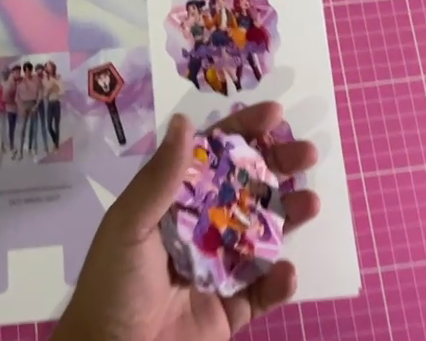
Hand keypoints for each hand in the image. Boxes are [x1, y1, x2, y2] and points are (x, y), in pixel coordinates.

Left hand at [52, 104, 320, 340]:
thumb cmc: (114, 283)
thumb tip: (185, 121)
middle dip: (275, 166)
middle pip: (243, 188)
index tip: (274, 114)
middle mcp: (196, 227)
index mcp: (171, 200)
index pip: (210, 155)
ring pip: (259, 235)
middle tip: (307, 152)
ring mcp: (215, 269)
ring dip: (287, 216)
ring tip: (311, 202)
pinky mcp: (227, 311)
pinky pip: (260, 292)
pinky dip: (277, 283)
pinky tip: (286, 271)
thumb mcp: (130, 224)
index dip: (241, 132)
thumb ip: (161, 177)